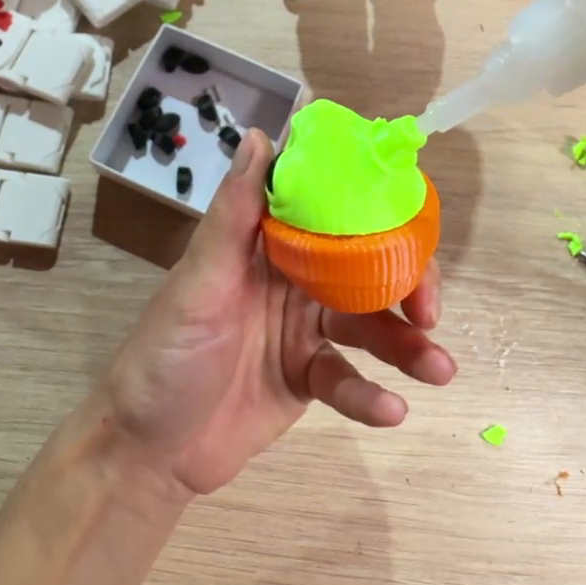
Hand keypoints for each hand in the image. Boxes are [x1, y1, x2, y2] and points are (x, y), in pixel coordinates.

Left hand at [90, 128, 454, 496]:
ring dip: (406, 345)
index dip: (374, 209)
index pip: (328, 212)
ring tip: (439, 367)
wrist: (146, 451)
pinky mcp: (306, 379)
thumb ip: (234, 214)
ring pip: (367, 326)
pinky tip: (390, 411)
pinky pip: (348, 380)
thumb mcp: (199, 281)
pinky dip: (370, 395)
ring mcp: (300, 332)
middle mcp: (289, 281)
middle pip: (363, 270)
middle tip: (431, 308)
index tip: (415, 217)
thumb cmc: (166, 355)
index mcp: (265, 245)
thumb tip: (262, 133)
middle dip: (405, 283)